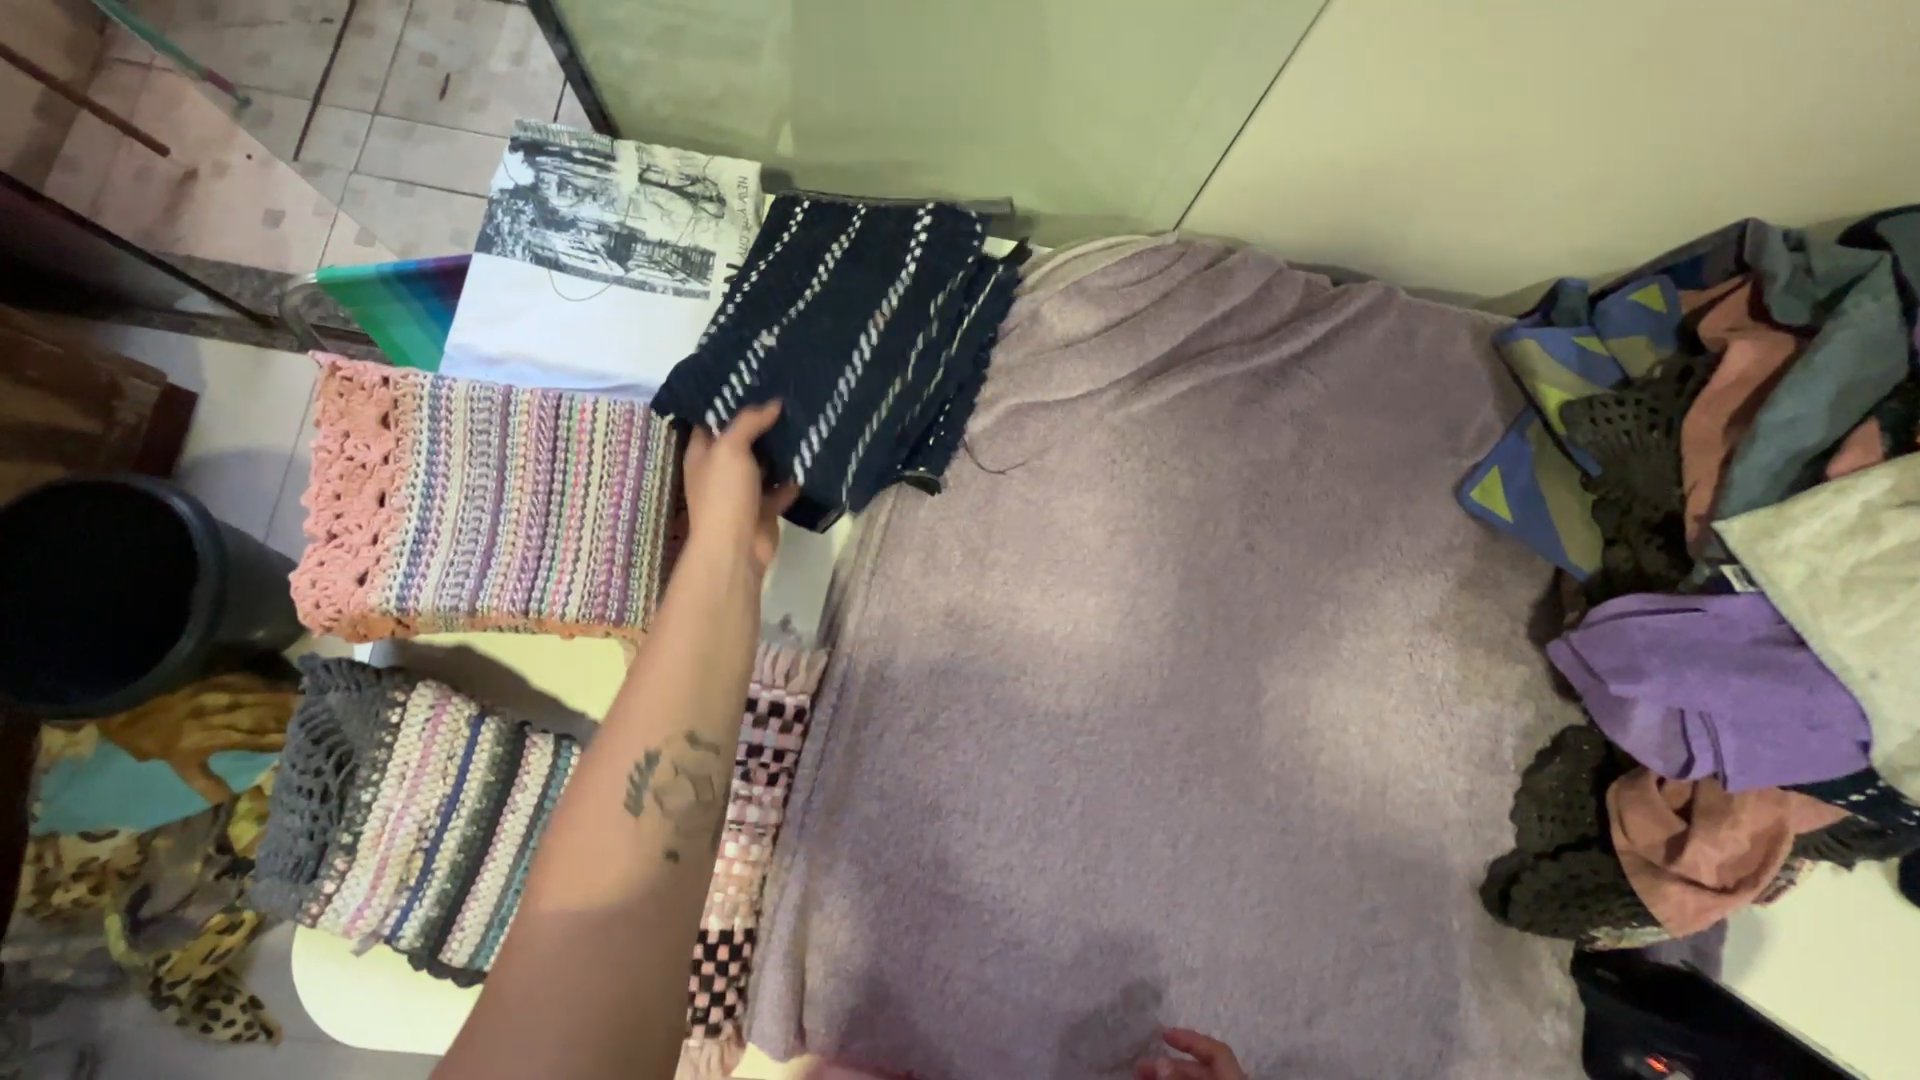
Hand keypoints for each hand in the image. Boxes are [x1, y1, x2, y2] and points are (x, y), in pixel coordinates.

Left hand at [682, 401, 796, 578]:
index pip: (711, 421)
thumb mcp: (730, 448)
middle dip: (762, 423)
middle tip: (786, 398)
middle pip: (742, 440)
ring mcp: (743, 491)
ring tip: (804, 421)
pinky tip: (812, 456)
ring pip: (764, 463)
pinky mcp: (765, 507)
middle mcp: (720, 470)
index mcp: (702, 454)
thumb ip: (749, 422)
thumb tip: (773, 403)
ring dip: (781, 449)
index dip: (728, 402)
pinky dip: (795, 477)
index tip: (751, 382)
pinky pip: (782, 487)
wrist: (737, 547)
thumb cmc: (724, 494)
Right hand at [1134, 1029, 1247, 1079]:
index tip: (1163, 1033)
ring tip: (1141, 1076)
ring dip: (1169, 1077)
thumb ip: (1180, 1078)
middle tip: (1141, 1066)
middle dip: (1169, 1064)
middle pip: (1202, 1068)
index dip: (1190, 1038)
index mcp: (1234, 1075)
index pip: (1216, 1049)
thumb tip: (1160, 1062)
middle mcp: (1232, 1078)